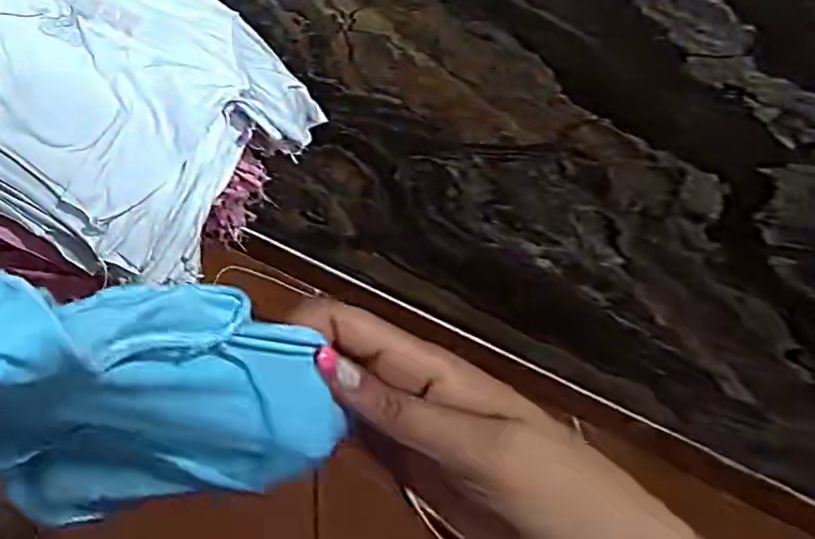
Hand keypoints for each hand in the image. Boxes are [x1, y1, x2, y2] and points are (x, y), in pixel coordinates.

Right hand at [288, 298, 694, 538]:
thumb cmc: (565, 495)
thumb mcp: (484, 449)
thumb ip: (399, 407)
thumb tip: (317, 358)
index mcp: (422, 363)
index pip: (343, 320)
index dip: (301, 325)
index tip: (264, 354)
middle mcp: (400, 381)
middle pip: (328, 349)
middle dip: (288, 356)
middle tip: (249, 382)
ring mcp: (398, 419)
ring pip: (329, 387)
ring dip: (295, 391)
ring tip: (257, 405)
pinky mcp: (398, 457)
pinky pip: (344, 429)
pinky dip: (314, 427)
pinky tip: (289, 434)